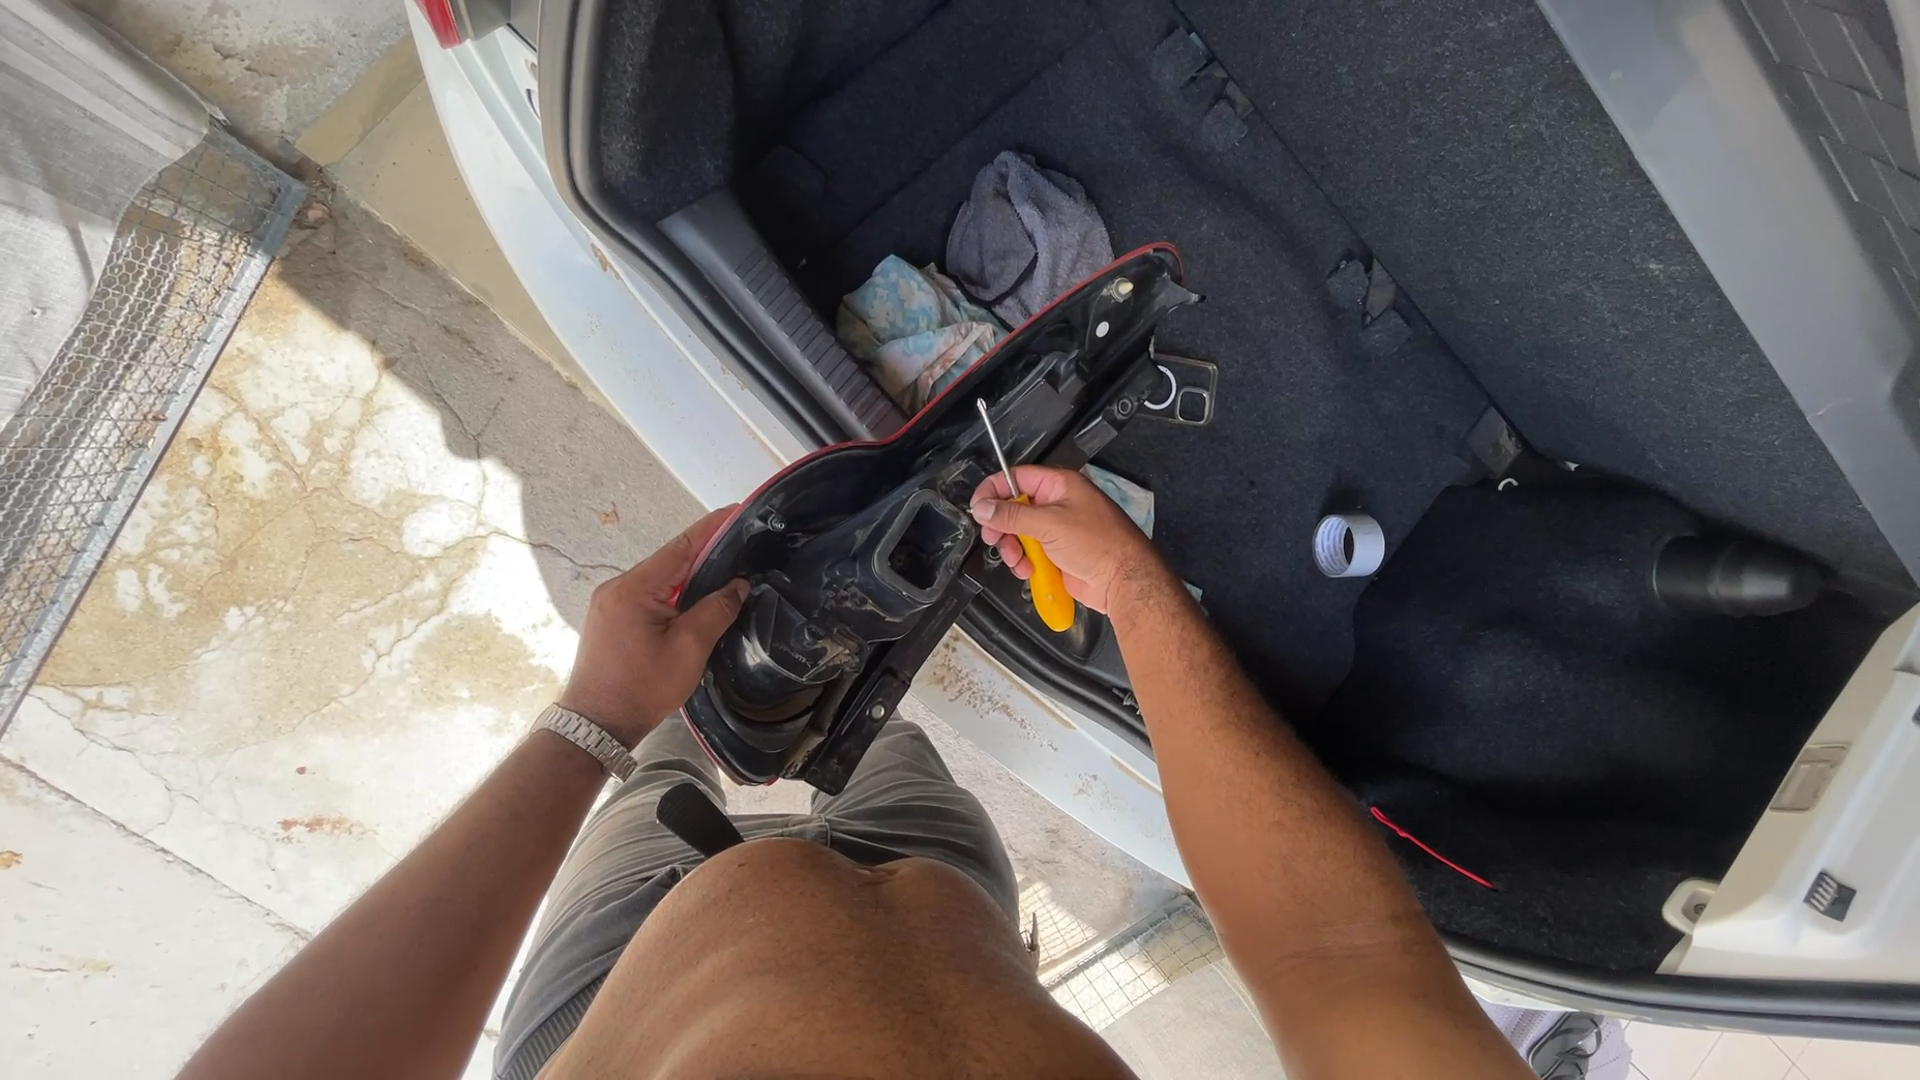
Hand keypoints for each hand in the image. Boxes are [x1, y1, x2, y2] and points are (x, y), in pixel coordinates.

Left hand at [558, 507, 748, 744]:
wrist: (595, 725)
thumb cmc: (643, 688)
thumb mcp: (689, 648)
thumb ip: (716, 610)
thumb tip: (738, 585)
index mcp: (635, 589)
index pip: (681, 547)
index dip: (712, 528)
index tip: (738, 511)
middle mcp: (618, 587)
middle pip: (671, 560)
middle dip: (707, 550)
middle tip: (743, 542)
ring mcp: (612, 603)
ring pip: (661, 578)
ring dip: (693, 573)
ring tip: (728, 568)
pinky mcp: (613, 618)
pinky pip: (651, 594)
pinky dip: (677, 591)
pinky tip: (699, 596)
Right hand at [969, 466, 1164, 613]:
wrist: (1123, 580)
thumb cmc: (1099, 544)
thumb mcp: (1049, 524)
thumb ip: (1012, 515)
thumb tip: (983, 507)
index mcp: (1059, 485)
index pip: (1017, 478)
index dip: (994, 490)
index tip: (978, 506)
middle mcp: (1058, 504)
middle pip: (1014, 508)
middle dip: (1001, 525)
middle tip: (993, 538)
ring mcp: (1058, 530)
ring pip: (1019, 533)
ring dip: (1012, 549)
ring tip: (1017, 561)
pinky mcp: (1057, 553)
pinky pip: (1030, 553)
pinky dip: (1024, 562)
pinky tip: (1029, 571)